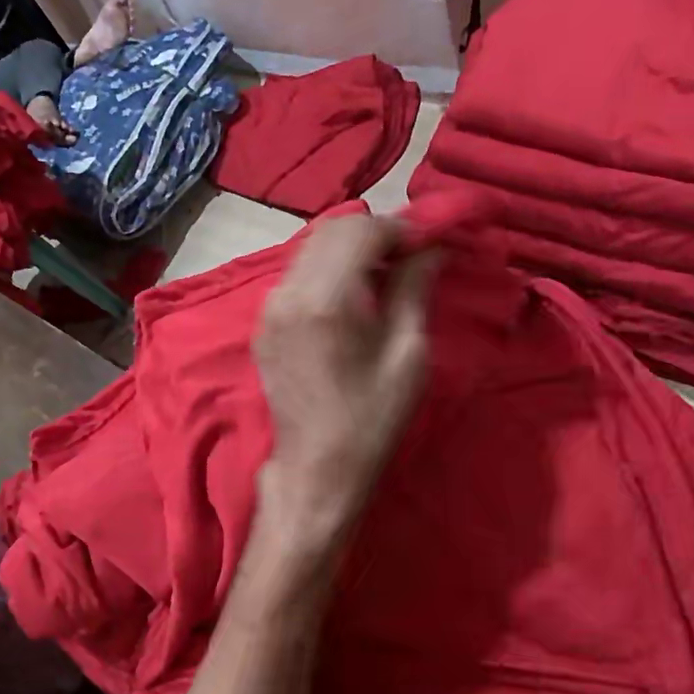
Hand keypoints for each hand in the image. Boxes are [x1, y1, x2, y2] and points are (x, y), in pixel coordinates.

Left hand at [252, 214, 435, 549]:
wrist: (316, 464)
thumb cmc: (371, 417)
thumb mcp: (407, 353)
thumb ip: (413, 289)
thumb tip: (431, 246)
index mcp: (325, 299)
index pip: (359, 230)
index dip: (399, 228)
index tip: (428, 243)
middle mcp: (287, 292)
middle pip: (330, 231)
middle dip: (373, 233)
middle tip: (409, 255)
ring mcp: (268, 307)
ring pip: (309, 248)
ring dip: (348, 248)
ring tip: (383, 273)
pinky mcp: (262, 322)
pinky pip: (296, 275)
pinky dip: (325, 269)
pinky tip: (350, 294)